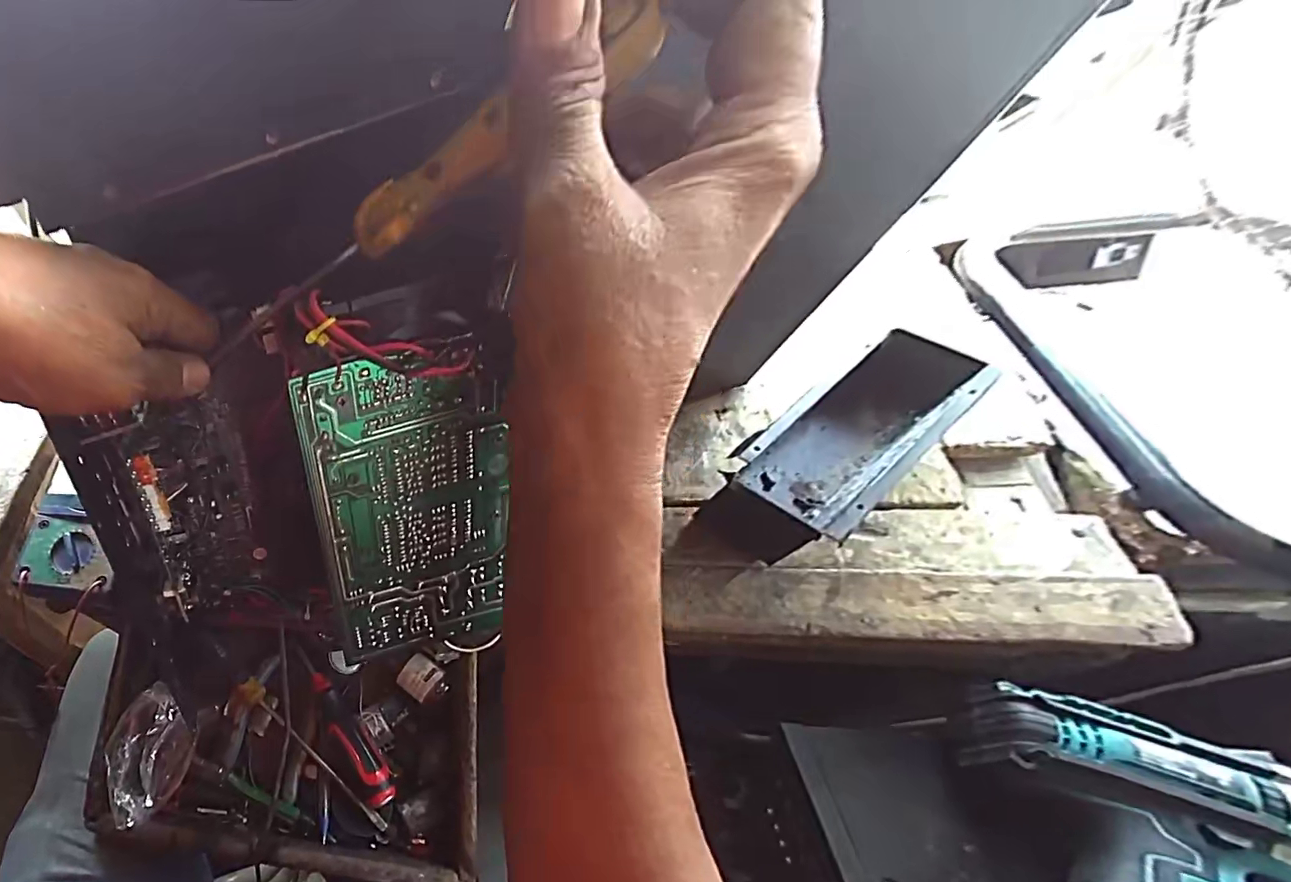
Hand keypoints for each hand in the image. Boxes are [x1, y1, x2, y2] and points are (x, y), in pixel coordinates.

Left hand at [0, 229, 216, 414]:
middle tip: (143, 398)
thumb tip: (197, 375)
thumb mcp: (121, 378)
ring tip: (88, 390)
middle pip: (151, 323)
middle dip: (152, 361)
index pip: (201, 326)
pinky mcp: (20, 284)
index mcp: (144, 295)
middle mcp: (107, 275)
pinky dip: (61, 350)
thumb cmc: (28, 336)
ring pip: (104, 324)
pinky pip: (60, 324)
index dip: (208, 360)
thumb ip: (167, 377)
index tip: (202, 385)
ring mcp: (61, 275)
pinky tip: (42, 371)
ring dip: (105, 357)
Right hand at [509, 0, 822, 475]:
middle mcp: (733, 176)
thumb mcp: (571, 200)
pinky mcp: (640, 238)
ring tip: (531, 93)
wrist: (580, 430)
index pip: (763, 9)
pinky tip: (526, 150)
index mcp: (759, 151)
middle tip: (562, 32)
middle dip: (623, 39)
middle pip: (696, 57)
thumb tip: (554, 6)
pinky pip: (615, 164)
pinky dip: (572, 149)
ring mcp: (684, 208)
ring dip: (587, 99)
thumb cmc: (604, 346)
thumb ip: (560, 91)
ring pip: (646, 115)